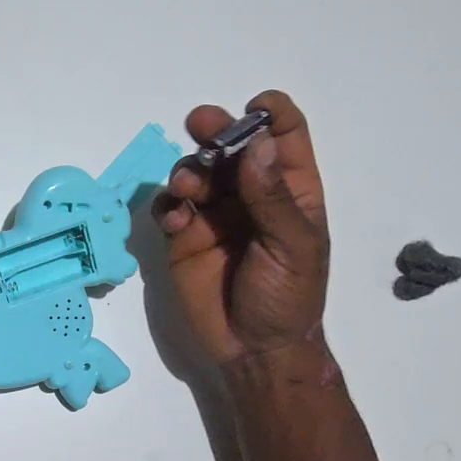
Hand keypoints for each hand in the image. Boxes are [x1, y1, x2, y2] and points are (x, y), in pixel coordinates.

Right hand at [153, 91, 331, 376]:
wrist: (254, 351)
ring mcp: (214, 216)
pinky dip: (168, 206)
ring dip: (188, 170)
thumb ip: (272, 197)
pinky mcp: (183, 240)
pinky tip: (175, 220)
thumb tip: (255, 145)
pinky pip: (171, 209)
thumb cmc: (287, 299)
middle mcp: (250, 195)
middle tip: (199, 126)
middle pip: (231, 146)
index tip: (252, 109)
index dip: (270, 115)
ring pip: (196, 173)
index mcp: (290, 190)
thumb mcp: (291, 246)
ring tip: (186, 187)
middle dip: (216, 132)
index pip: (283, 135)